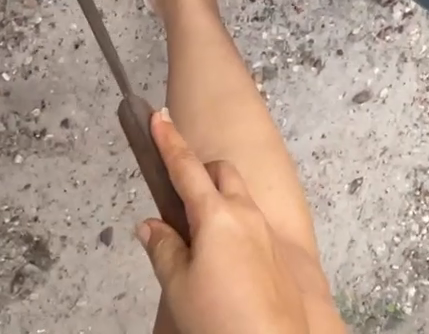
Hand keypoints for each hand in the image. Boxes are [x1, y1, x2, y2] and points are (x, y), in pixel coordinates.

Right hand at [137, 111, 309, 333]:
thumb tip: (150, 225)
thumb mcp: (178, 287)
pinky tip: (222, 263)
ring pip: (239, 198)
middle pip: (221, 172)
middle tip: (178, 197)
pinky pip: (251, 226)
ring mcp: (265, 234)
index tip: (158, 115)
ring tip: (196, 241)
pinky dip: (233, 227)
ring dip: (217, 201)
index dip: (169, 140)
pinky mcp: (278, 256)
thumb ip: (163, 249)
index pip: (185, 167)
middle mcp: (245, 214)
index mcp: (216, 215)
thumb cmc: (220, 320)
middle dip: (200, 171)